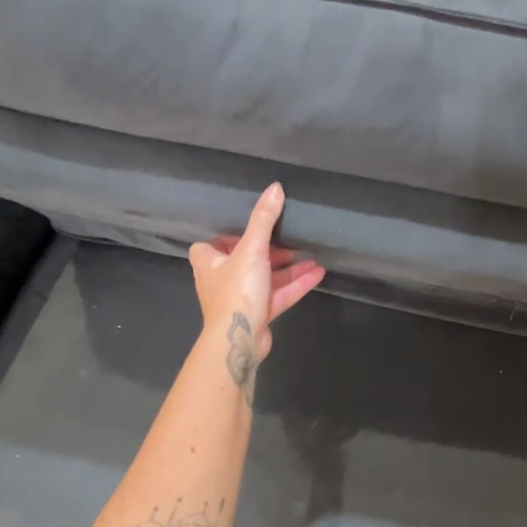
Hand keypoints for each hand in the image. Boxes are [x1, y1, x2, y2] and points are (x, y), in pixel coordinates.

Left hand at [187, 183, 325, 360]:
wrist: (239, 339)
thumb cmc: (236, 290)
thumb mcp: (252, 248)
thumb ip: (264, 219)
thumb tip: (275, 187)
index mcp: (210, 263)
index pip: (208, 245)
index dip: (225, 236)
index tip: (246, 228)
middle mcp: (222, 280)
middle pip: (243, 260)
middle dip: (267, 250)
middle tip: (287, 240)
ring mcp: (241, 298)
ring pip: (265, 278)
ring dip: (287, 268)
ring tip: (310, 255)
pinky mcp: (259, 313)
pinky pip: (279, 294)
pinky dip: (296, 283)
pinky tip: (318, 273)